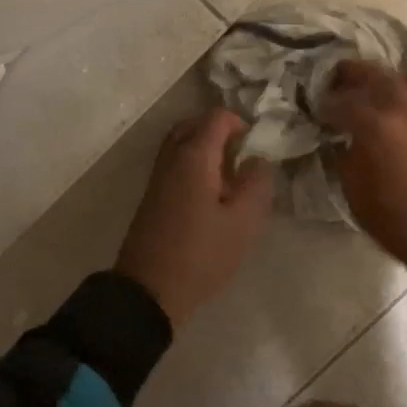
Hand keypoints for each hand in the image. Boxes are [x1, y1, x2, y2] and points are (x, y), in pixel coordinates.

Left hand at [116, 109, 274, 326]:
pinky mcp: (153, 195)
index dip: (241, 123)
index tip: (257, 148)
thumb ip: (256, 184)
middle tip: (242, 157)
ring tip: (229, 177)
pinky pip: (175, 163)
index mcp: (194, 156)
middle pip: (194, 124)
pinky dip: (193, 165)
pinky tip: (210, 195)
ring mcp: (158, 176)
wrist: (149, 289)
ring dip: (205, 149)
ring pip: (181, 143)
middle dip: (220, 132)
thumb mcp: (244, 222)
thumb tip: (257, 159)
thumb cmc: (201, 254)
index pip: (216, 117)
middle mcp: (172, 157)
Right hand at [323, 62, 406, 376]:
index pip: (340, 101)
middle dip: (350, 78)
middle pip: (372, 73)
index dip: (325, 105)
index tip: (320, 112)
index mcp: (376, 124)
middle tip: (340, 89)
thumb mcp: (356, 195)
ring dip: (390, 81)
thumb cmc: (405, 228)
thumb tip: (345, 138)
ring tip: (382, 95)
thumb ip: (346, 157)